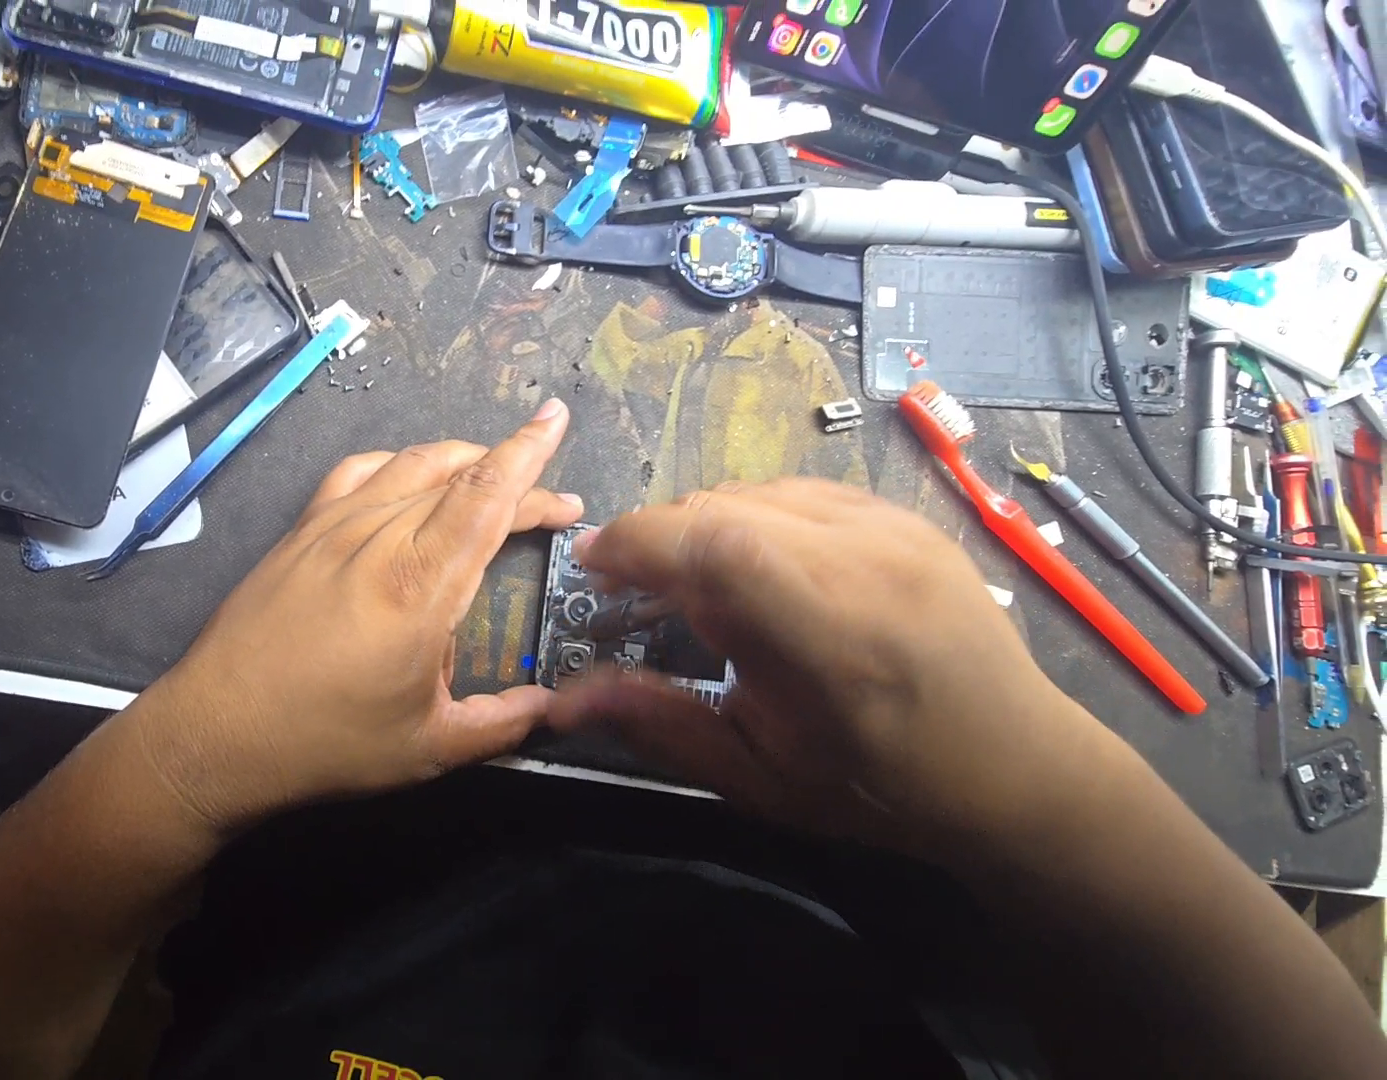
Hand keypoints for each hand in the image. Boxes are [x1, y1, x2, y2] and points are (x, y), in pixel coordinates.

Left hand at [122, 399, 582, 834]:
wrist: (216, 734)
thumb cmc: (325, 743)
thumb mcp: (428, 748)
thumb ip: (502, 723)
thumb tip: (551, 707)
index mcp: (420, 586)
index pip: (486, 495)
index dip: (529, 453)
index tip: (556, 421)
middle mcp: (378, 538)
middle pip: (459, 475)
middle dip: (515, 473)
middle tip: (548, 504)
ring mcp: (333, 526)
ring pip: (411, 464)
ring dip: (462, 461)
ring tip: (491, 478)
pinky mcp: (301, 531)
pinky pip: (357, 472)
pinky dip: (397, 465)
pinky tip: (407, 482)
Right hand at [550, 479, 1123, 862]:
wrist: (1020, 768)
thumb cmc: (879, 787)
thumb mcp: (758, 777)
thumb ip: (658, 725)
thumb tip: (562, 702)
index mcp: (833, 639)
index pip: (718, 546)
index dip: (638, 540)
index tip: (592, 564)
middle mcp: (867, 563)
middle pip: (721, 507)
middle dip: (655, 537)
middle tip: (628, 584)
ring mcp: (891, 528)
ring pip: (750, 491)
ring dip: (695, 527)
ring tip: (687, 580)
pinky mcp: (900, 514)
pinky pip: (790, 491)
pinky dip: (743, 517)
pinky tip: (746, 563)